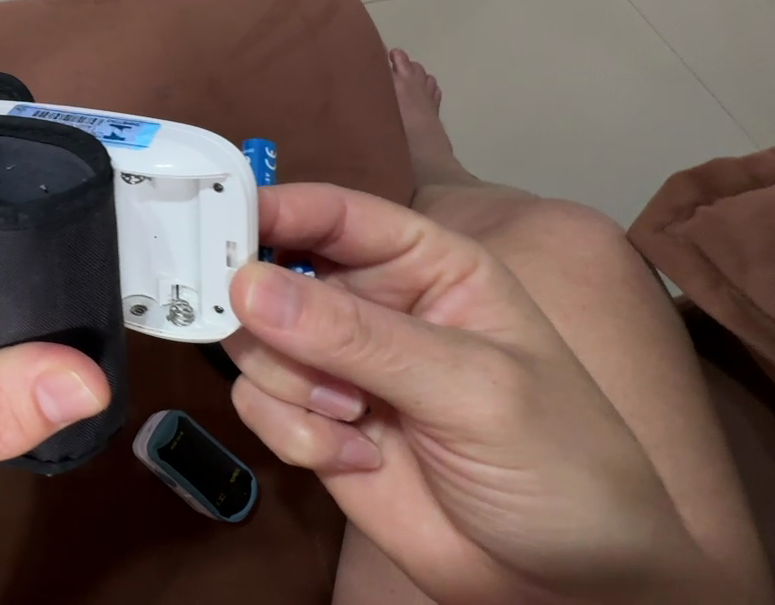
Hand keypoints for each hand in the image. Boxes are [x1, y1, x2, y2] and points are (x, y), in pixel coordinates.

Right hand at [224, 184, 729, 603]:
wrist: (561, 593)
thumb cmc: (559, 469)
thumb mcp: (474, 390)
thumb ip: (357, 335)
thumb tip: (244, 285)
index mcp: (421, 264)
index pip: (334, 214)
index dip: (274, 207)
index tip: (213, 216)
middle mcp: (364, 300)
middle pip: (269, 268)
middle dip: (257, 304)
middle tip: (253, 328)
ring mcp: (328, 359)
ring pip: (251, 336)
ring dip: (290, 382)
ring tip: (352, 417)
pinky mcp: (304, 414)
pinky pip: (253, 398)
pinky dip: (290, 430)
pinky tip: (351, 456)